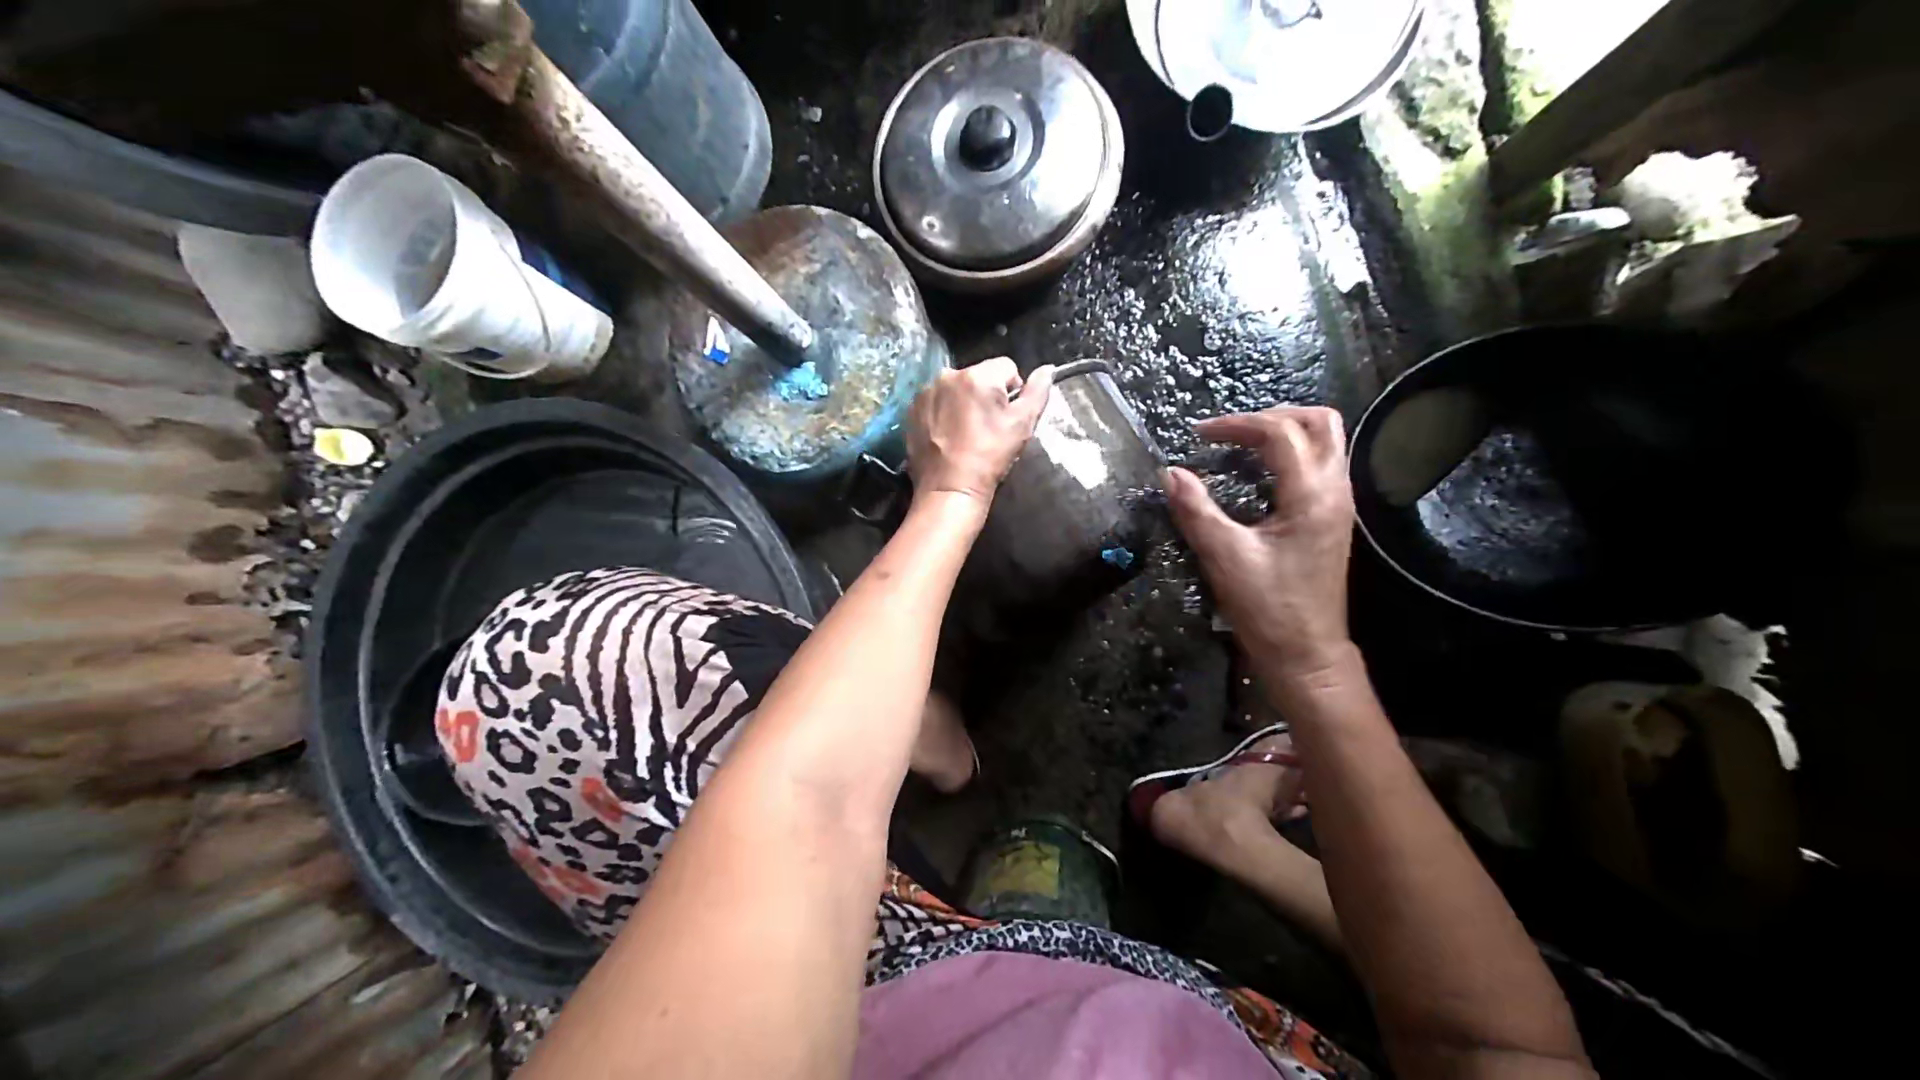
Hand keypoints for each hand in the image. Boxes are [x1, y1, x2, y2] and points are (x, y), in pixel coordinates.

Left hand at [907, 357, 1054, 506]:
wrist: (950, 487)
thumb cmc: (990, 455)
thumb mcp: (1023, 424)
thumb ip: (1038, 391)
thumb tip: (1047, 369)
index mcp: (978, 375)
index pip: (1006, 367)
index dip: (1013, 391)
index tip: (1007, 416)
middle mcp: (948, 376)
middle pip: (979, 376)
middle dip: (986, 395)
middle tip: (989, 427)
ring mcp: (926, 393)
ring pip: (956, 389)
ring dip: (963, 403)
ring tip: (967, 433)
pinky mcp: (912, 410)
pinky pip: (936, 403)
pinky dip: (944, 414)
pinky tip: (949, 437)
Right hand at [1166, 406, 1355, 680]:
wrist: (1306, 653)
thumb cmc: (1267, 608)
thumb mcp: (1224, 558)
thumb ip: (1196, 510)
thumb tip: (1169, 473)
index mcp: (1311, 495)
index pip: (1280, 433)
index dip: (1237, 424)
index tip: (1198, 435)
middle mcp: (1335, 491)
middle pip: (1319, 423)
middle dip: (1272, 416)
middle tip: (1230, 431)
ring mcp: (1339, 504)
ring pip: (1326, 441)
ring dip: (1285, 432)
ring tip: (1242, 444)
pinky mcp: (1332, 519)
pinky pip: (1321, 464)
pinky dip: (1292, 453)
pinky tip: (1259, 472)